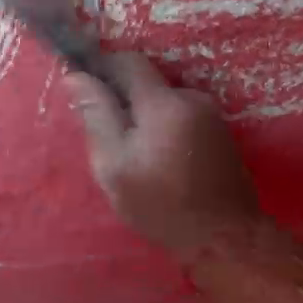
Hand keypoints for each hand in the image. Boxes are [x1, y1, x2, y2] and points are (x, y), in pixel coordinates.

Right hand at [66, 53, 262, 254]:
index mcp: (163, 103)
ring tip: (134, 155)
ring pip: (161, 100)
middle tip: (107, 136)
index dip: (102, 68)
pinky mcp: (220, 133)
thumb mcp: (114, 165)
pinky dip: (162, 128)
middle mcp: (191, 98)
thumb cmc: (162, 205)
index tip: (86, 92)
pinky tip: (158, 160)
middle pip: (145, 82)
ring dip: (143, 116)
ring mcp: (210, 115)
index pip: (127, 60)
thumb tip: (76, 76)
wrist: (227, 242)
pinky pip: (179, 116)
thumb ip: (95, 114)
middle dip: (122, 100)